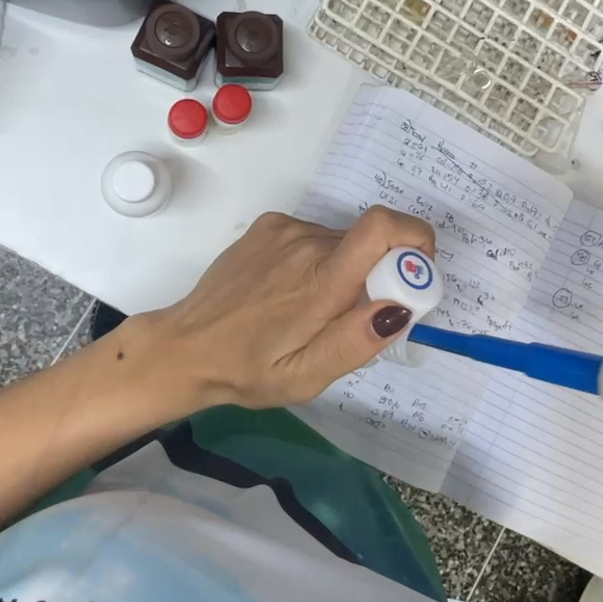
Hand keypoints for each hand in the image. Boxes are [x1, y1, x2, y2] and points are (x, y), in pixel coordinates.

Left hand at [137, 206, 434, 410]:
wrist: (186, 346)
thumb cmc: (249, 370)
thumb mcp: (306, 376)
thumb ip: (356, 340)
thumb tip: (400, 306)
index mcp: (319, 281)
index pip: (382, 228)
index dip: (415, 238)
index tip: (417, 273)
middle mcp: (305, 242)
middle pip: (369, 242)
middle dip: (381, 273)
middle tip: (356, 316)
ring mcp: (284, 229)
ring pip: (342, 240)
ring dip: (347, 269)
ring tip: (315, 311)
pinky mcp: (270, 225)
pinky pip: (317, 236)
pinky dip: (321, 259)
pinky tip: (292, 292)